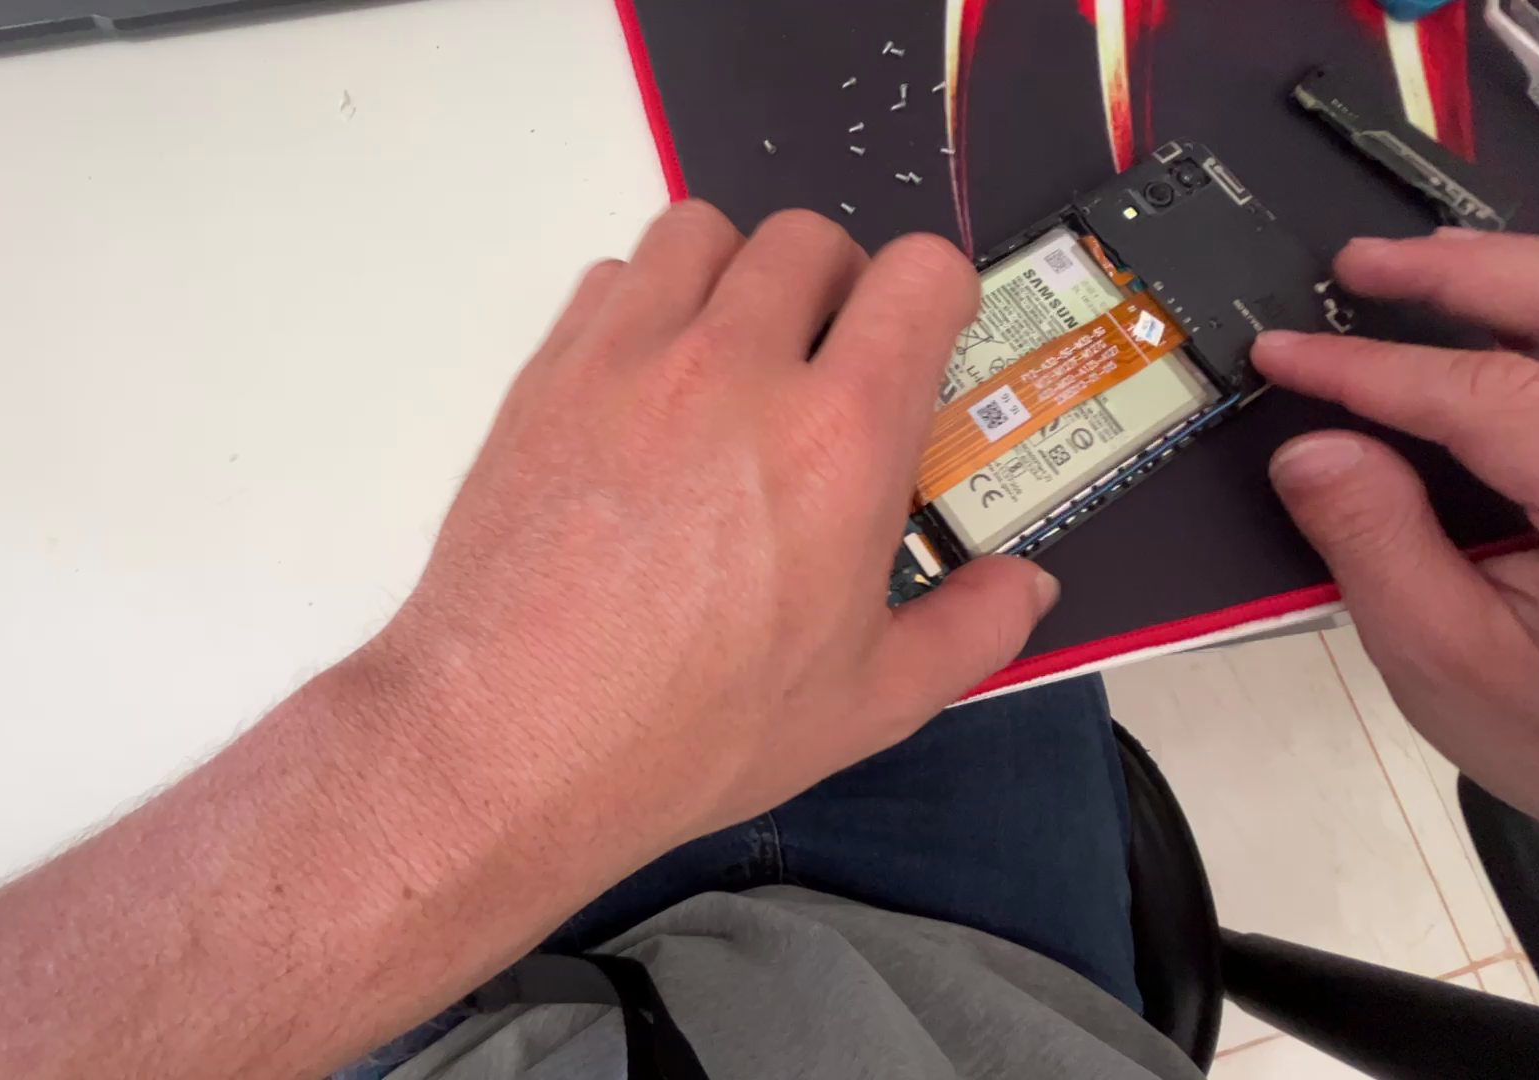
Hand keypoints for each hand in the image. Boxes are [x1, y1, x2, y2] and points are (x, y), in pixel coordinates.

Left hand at [355, 201, 1056, 864]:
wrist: (513, 738)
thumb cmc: (689, 731)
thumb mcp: (864, 705)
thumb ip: (969, 631)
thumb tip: (1025, 584)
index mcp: (837, 438)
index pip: (919, 277)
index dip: (937, 292)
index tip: (925, 332)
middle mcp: (734, 369)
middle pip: (808, 239)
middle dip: (836, 287)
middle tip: (822, 363)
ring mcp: (629, 359)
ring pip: (702, 234)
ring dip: (735, 275)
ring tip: (731, 356)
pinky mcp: (549, 373)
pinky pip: (611, 278)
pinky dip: (645, 303)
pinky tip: (646, 385)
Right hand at [1252, 230, 1538, 888]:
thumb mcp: (1444, 659)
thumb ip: (1376, 544)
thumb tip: (1311, 448)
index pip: (1491, 396)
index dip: (1369, 365)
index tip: (1281, 353)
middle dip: (1469, 272)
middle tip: (1360, 263)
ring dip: (1529, 276)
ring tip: (1426, 268)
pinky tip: (1523, 317)